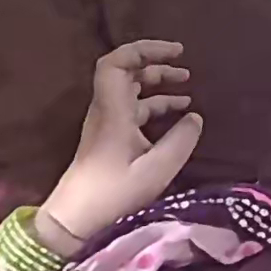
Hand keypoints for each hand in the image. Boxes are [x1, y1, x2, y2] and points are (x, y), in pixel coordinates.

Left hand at [38, 41, 202, 252]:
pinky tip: (178, 115)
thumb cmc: (113, 194)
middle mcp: (108, 111)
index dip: (143, 50)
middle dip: (156, 64)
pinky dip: (156, 106)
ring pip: (132, 91)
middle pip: (126, 72)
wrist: (75, 220)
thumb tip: (195, 117)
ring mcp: (108, 124)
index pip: (116, 63)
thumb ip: (180, 141)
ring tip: (188, 87)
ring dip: (158, 85)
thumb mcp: (155, 170)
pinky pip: (135, 110)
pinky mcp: (111, 139)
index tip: (174, 52)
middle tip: (185, 66)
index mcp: (113, 111)